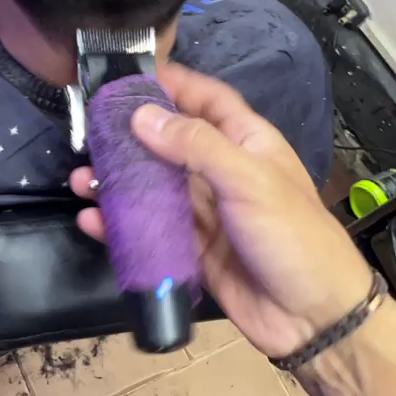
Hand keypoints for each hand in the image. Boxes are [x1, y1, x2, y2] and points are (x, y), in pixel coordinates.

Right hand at [70, 64, 374, 358]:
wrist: (313, 319)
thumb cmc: (292, 236)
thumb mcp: (248, 180)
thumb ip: (196, 146)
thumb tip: (142, 115)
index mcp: (246, 143)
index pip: (207, 100)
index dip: (174, 84)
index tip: (131, 76)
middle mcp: (222, 171)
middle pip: (169, 143)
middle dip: (130, 137)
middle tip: (90, 134)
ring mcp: (205, 212)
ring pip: (152, 188)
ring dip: (118, 182)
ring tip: (83, 180)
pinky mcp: (189, 248)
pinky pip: (149, 230)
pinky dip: (120, 225)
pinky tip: (94, 220)